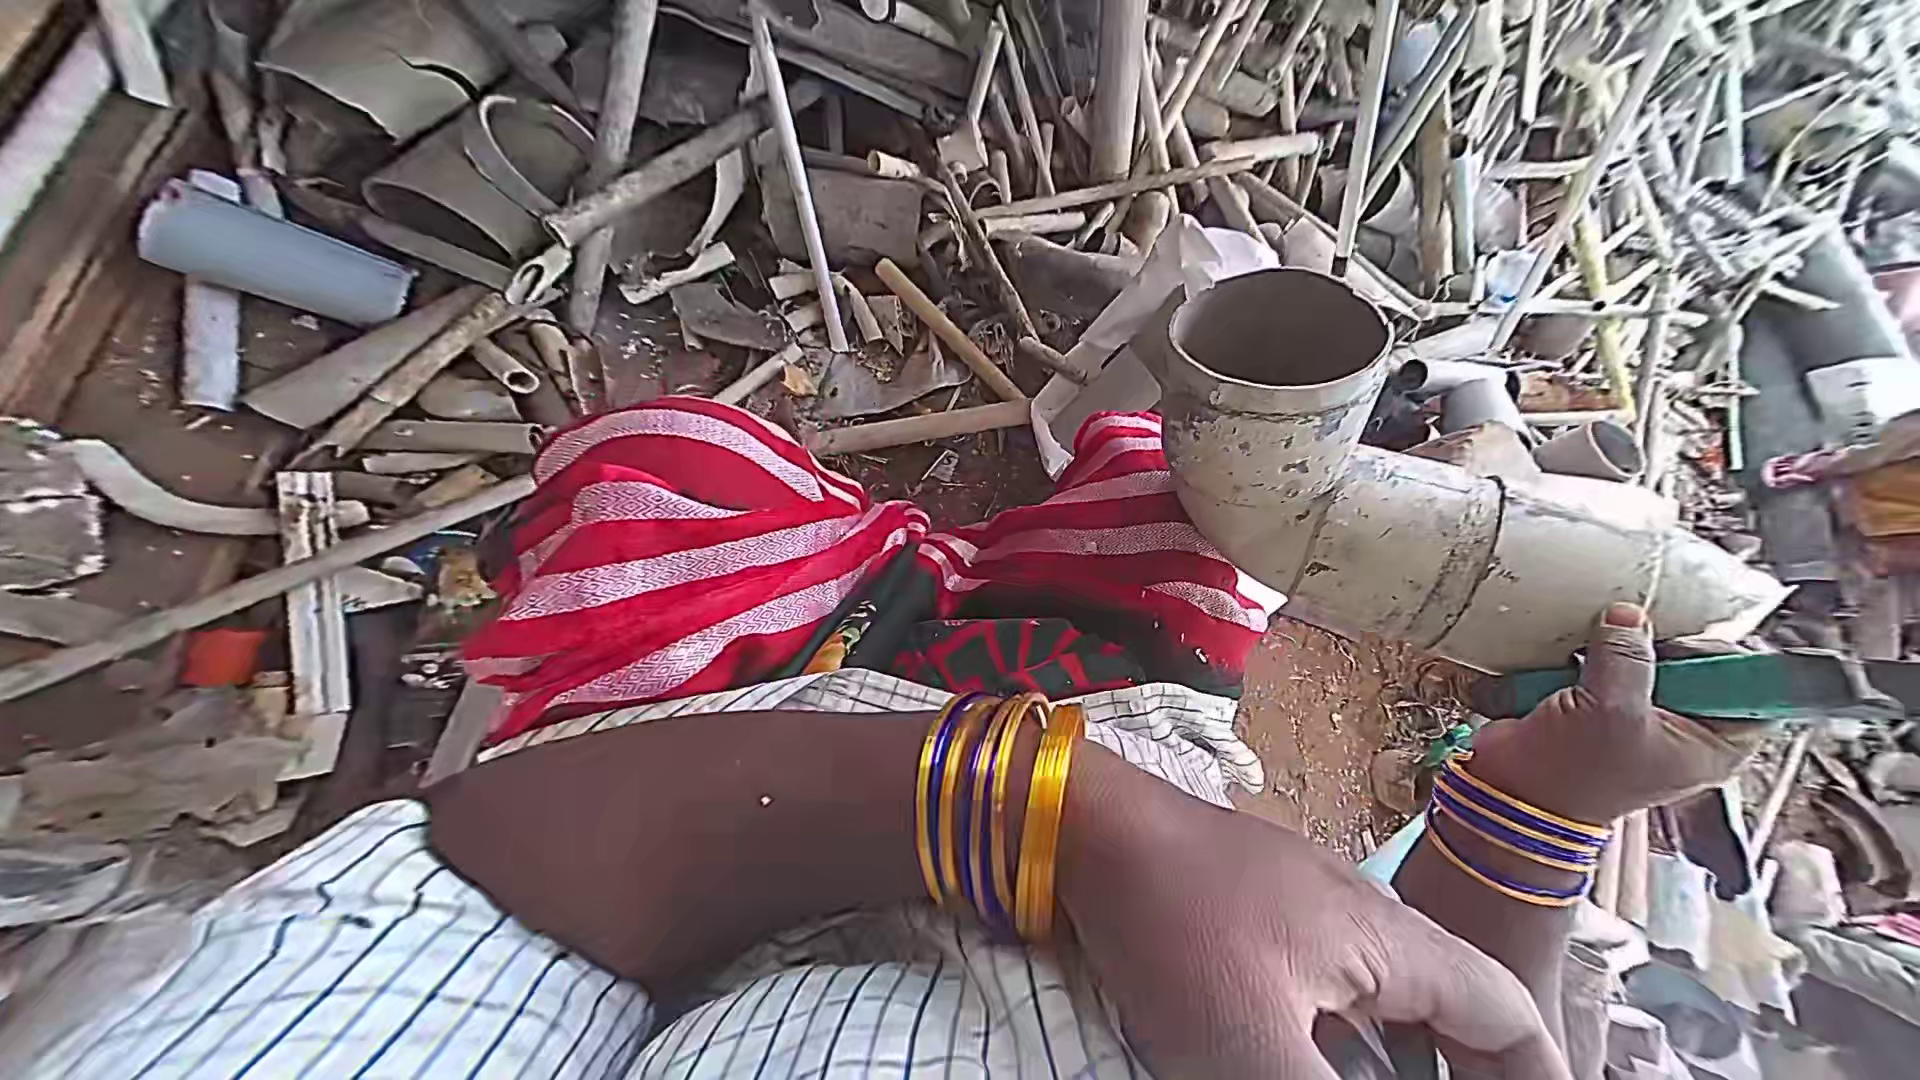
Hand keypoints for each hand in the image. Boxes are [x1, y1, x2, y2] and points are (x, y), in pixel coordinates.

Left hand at [1058, 746, 1572, 1078]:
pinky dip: (1317, 1026)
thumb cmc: (1172, 926)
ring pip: (1366, 993)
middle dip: (1447, 1071)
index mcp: (1381, 934)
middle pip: (1439, 1005)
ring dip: (1376, 1054)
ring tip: (1357, 1075)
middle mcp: (1347, 905)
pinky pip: (1306, 971)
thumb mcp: (1255, 1050)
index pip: (1503, 1015)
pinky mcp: (1240, 895)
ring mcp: (1288, 893)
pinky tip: (1282, 1049)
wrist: (1085, 826)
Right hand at [1467, 602, 1761, 822]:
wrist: (1510, 788)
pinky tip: (1556, 661)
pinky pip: (1589, 673)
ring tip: (1581, 650)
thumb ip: (1626, 660)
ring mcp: (1625, 718)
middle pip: (1683, 670)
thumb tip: (1627, 616)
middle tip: (1621, 638)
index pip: (1746, 686)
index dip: (1717, 657)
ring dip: (1602, 653)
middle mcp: (1675, 729)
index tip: (1674, 641)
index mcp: (1712, 742)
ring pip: (1631, 668)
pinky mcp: (1582, 710)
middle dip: (1649, 649)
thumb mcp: (1611, 711)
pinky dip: (1571, 662)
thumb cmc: (1574, 770)